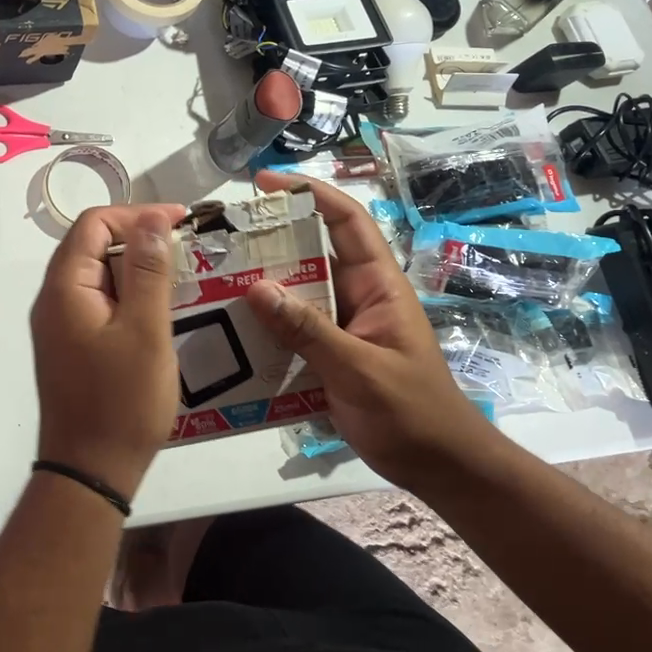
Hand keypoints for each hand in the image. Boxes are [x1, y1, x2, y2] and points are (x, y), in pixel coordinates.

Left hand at [30, 203, 188, 500]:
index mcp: (64, 287)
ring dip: (136, 270)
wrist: (90, 472)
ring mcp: (59, 325)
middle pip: (92, 246)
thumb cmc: (121, 402)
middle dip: (139, 240)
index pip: (94, 224)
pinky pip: (98, 303)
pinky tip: (160, 312)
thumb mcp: (145, 331)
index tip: (182, 222)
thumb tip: (151, 217)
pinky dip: (128, 296)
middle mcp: (53, 299)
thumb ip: (148, 270)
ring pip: (97, 276)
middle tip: (187, 250)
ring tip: (181, 278)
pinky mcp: (70, 346)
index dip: (137, 215)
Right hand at [244, 171, 503, 491]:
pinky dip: (260, 325)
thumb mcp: (361, 370)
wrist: (440, 468)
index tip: (263, 183)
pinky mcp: (326, 354)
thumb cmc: (414, 413)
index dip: (309, 194)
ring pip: (294, 291)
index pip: (346, 222)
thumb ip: (309, 330)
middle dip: (267, 240)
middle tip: (219, 238)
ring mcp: (340, 325)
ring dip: (257, 285)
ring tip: (210, 279)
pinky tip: (227, 330)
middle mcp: (356, 296)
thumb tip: (255, 287)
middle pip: (309, 252)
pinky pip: (288, 328)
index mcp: (377, 286)